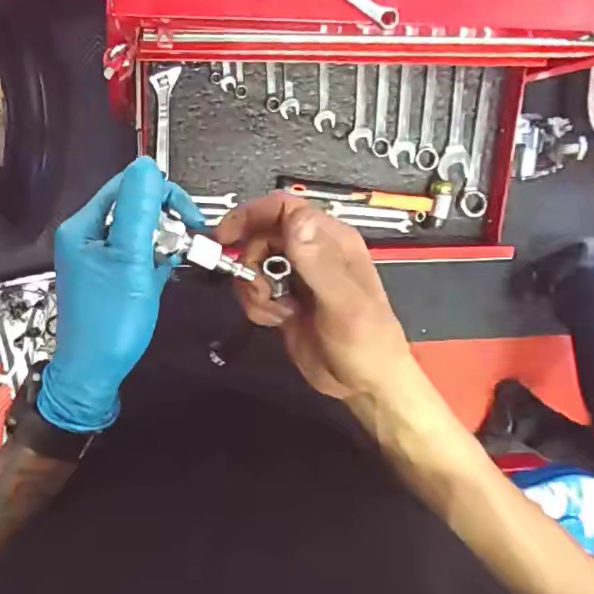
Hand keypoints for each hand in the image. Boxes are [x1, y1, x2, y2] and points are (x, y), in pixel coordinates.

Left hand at [39, 157, 202, 432]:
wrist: (96, 371)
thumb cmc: (108, 324)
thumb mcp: (129, 259)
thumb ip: (138, 210)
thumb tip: (146, 168)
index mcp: (83, 228)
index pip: (126, 186)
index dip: (161, 195)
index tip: (186, 215)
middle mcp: (87, 239)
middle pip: (134, 207)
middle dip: (164, 221)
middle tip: (181, 241)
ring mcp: (99, 258)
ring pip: (140, 232)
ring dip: (162, 242)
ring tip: (168, 263)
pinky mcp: (111, 276)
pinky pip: (139, 255)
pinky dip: (155, 261)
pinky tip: (160, 277)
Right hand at [214, 192, 412, 399]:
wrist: (363, 385)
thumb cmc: (366, 343)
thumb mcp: (344, 303)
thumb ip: (318, 263)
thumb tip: (294, 220)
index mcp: (331, 241)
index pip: (284, 209)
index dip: (252, 216)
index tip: (227, 238)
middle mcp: (312, 253)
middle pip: (261, 235)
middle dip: (250, 261)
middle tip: (259, 287)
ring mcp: (296, 278)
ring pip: (253, 265)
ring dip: (253, 289)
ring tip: (276, 310)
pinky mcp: (284, 300)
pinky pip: (254, 291)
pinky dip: (256, 306)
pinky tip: (277, 320)